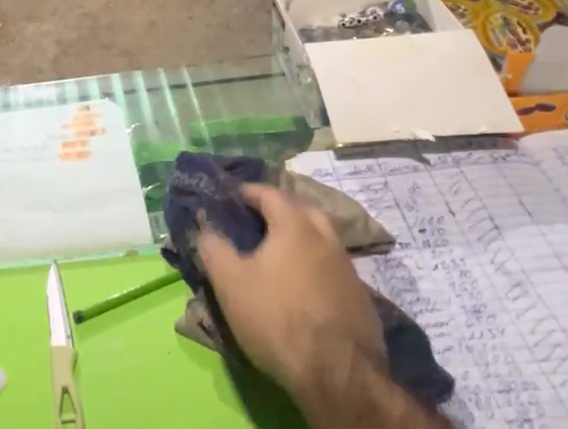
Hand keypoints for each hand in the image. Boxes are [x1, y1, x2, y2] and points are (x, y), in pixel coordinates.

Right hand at [196, 183, 385, 394]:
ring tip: (279, 259)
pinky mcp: (362, 300)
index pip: (270, 193)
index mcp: (295, 226)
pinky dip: (316, 270)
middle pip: (303, 212)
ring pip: (322, 242)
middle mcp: (327, 239)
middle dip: (280, 212)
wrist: (338, 376)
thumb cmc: (277, 318)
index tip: (232, 197)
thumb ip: (213, 248)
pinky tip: (304, 291)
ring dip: (301, 241)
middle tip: (258, 224)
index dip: (248, 191)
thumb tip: (205, 227)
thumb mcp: (230, 283)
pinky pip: (334, 271)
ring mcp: (349, 270)